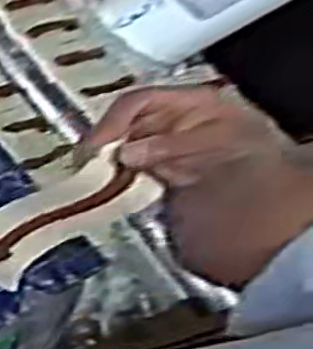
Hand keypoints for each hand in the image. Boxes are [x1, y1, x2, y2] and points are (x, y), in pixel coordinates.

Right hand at [84, 86, 312, 285]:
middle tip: (85, 171)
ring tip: (87, 189)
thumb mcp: (227, 158)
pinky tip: (93, 203)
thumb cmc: (263, 199)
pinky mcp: (138, 198)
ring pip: (104, 161)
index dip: (111, 122)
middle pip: (117, 132)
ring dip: (90, 175)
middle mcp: (176, 137)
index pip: (141, 102)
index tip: (92, 150)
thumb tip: (125, 151)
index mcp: (203, 116)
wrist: (261, 245)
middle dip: (95, 151)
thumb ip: (180, 146)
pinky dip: (90, 196)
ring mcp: (155, 168)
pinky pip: (103, 189)